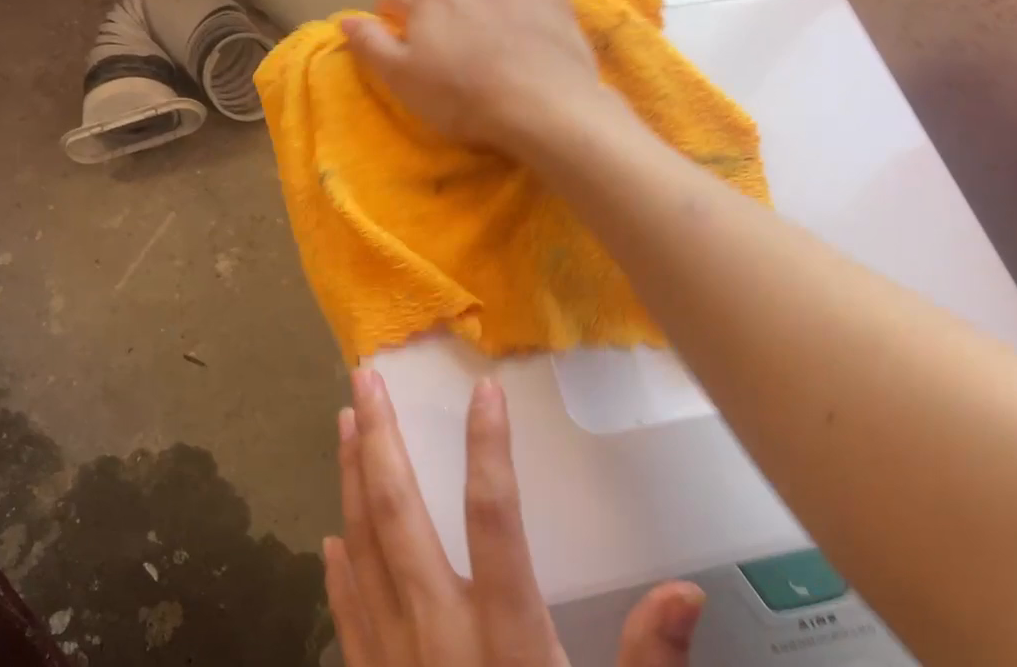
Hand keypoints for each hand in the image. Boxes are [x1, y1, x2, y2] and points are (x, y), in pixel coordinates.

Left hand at [325, 368, 705, 666]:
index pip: (495, 520)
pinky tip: (331, 537)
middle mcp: (438, 635)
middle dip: (382, 441)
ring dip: (351, 481)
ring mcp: (394, 662)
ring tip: (344, 422)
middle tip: (364, 377)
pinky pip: (348, 616)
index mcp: (505, 638)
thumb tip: (685, 592)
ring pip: (364, 549)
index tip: (485, 390)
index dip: (489, 451)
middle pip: (401, 516)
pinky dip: (340, 569)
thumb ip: (647, 664)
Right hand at [340, 0, 626, 157]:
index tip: (398, 40)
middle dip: (438, 9)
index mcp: (425, 3)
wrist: (539, 106)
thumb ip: (371, 45)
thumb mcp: (401, 80)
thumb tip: (346, 19)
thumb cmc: (461, 99)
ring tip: (489, 31)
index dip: (391, 18)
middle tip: (447, 46)